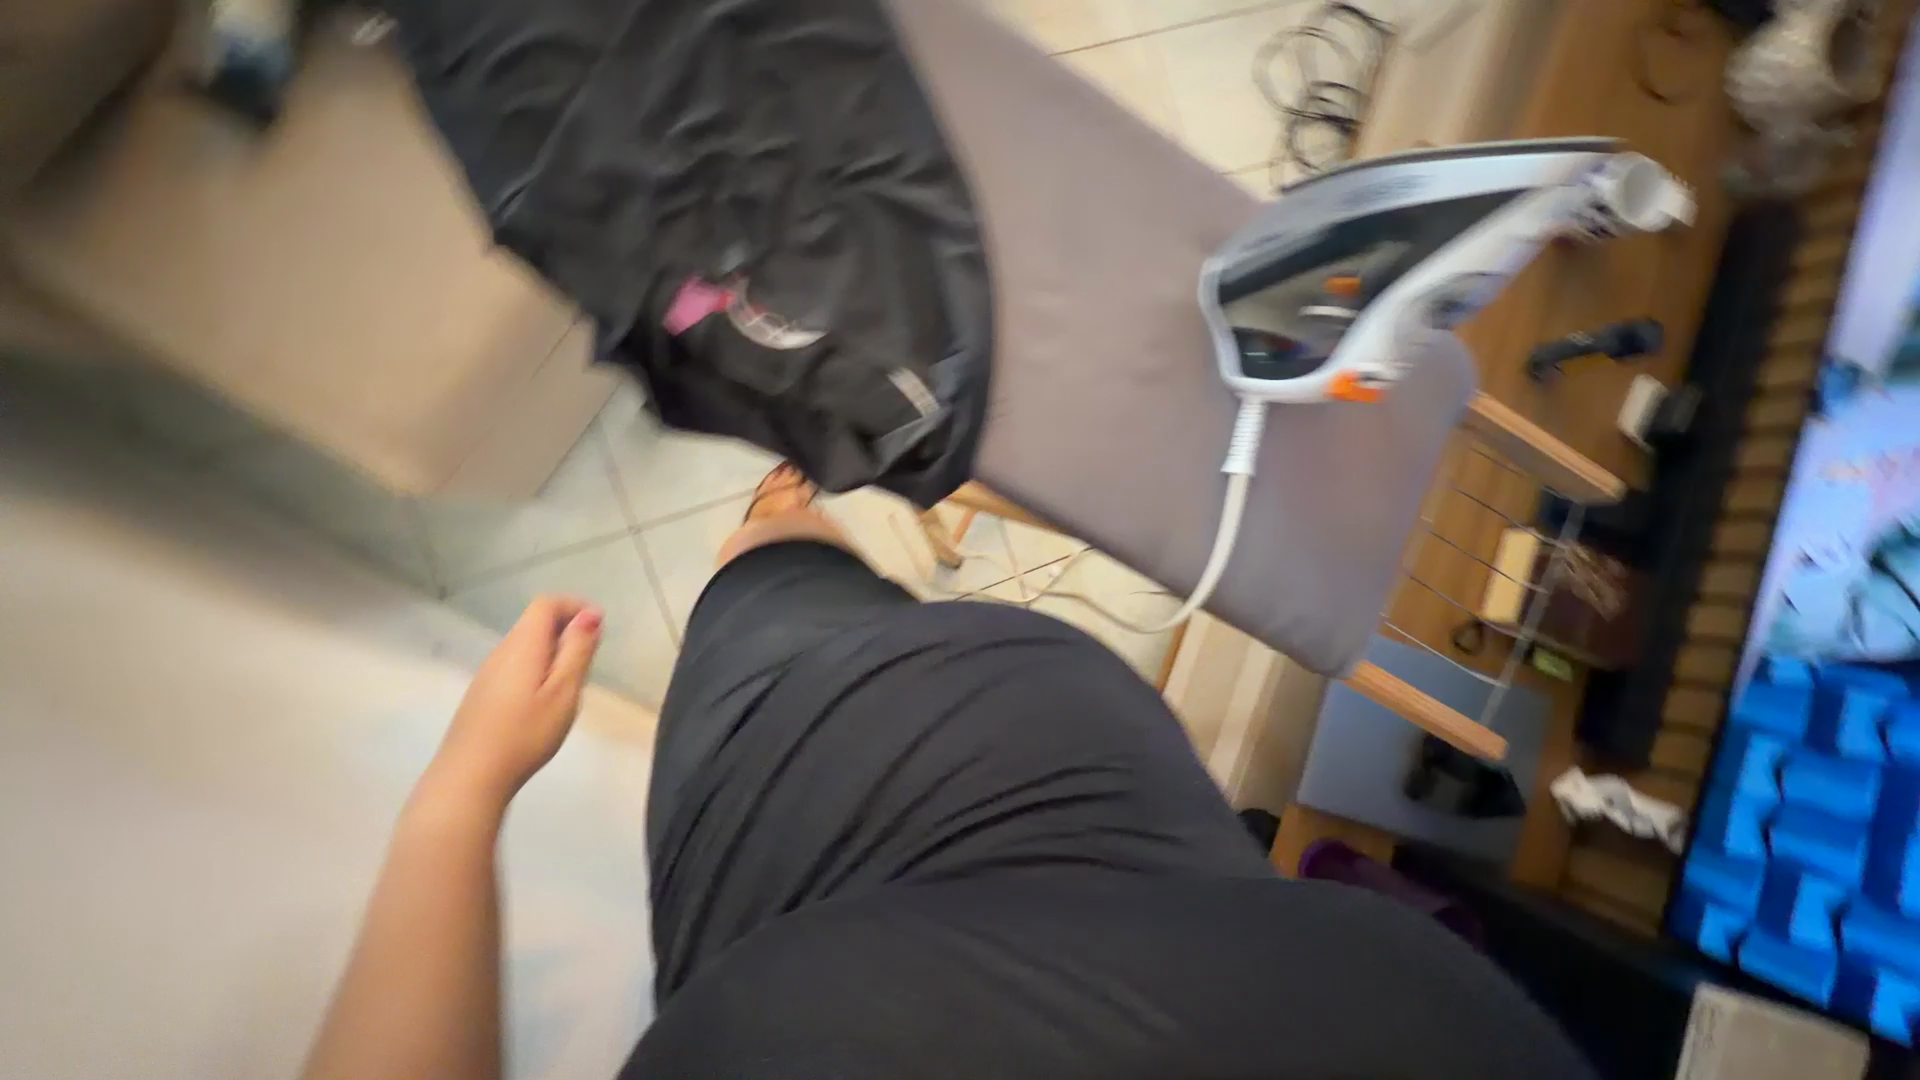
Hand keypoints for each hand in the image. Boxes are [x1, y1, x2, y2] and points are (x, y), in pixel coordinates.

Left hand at [423, 595, 602, 810]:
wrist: (469, 779)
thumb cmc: (525, 734)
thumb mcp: (564, 692)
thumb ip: (577, 650)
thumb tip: (589, 615)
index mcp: (522, 646)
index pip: (546, 604)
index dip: (575, 607)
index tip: (599, 629)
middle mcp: (501, 652)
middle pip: (535, 623)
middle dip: (568, 631)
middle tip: (589, 664)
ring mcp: (488, 674)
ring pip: (527, 646)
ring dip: (554, 652)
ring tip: (570, 688)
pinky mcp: (483, 695)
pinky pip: (516, 666)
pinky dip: (538, 670)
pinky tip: (544, 705)